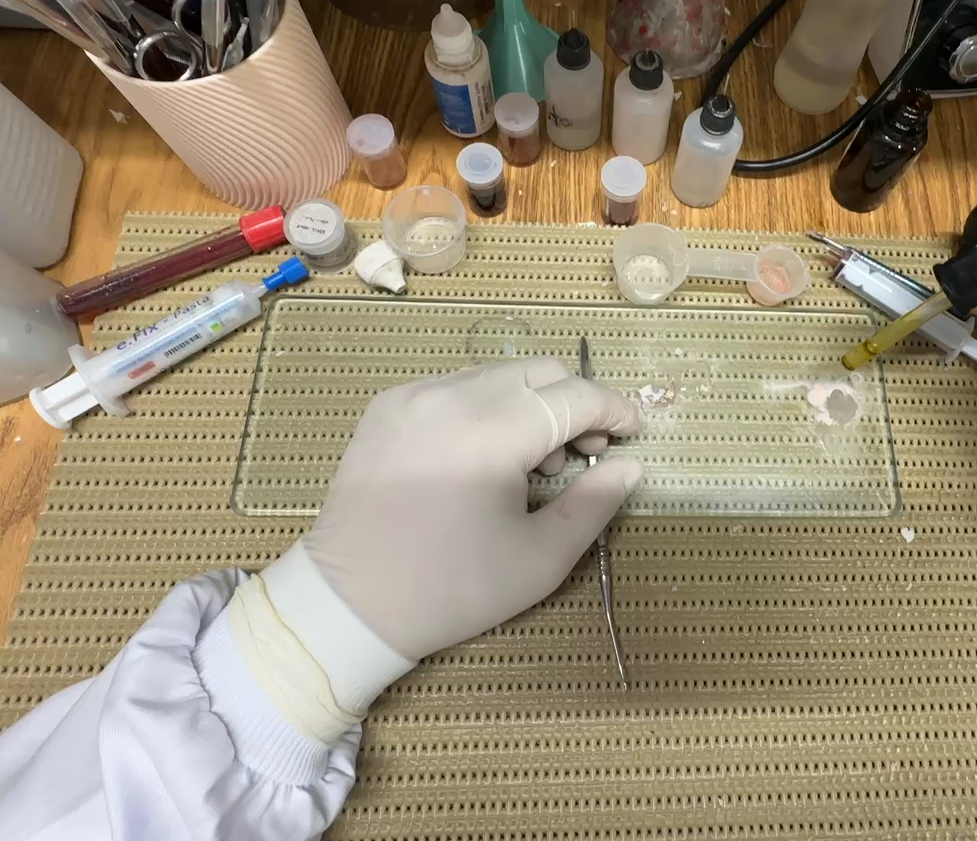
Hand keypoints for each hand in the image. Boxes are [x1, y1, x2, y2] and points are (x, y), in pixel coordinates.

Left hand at [300, 358, 642, 659]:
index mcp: (490, 433)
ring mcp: (415, 393)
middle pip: (541, 370)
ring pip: (502, 371)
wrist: (344, 606)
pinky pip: (461, 383)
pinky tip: (485, 453)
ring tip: (532, 462)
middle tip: (582, 453)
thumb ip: (594, 504)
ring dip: (535, 403)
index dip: (614, 410)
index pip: (574, 396)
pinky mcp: (390, 402)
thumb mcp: (538, 560)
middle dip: (576, 402)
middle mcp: (451, 396)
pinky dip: (491, 405)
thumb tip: (631, 465)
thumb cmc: (449, 590)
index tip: (632, 433)